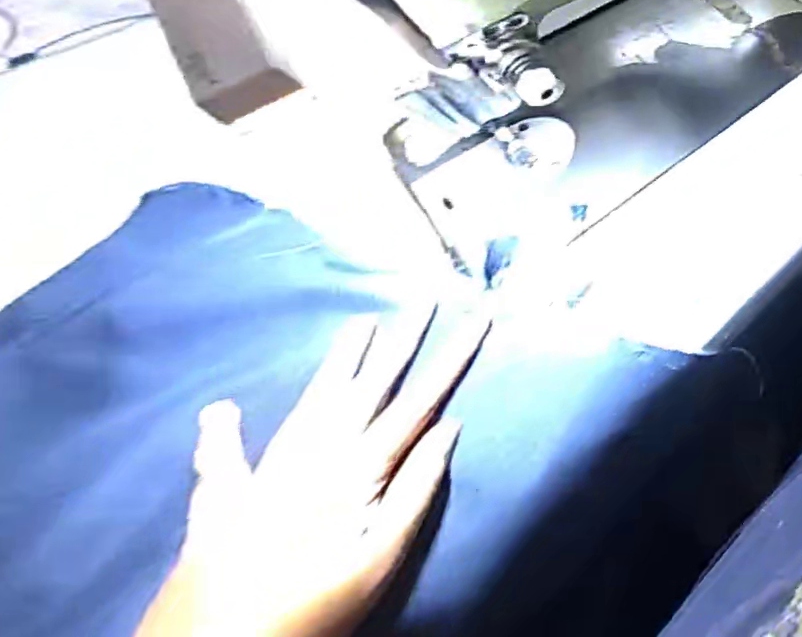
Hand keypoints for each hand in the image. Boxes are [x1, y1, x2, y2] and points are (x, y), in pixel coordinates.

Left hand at [136, 310, 488, 636]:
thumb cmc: (311, 613)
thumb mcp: (380, 559)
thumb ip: (416, 489)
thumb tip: (450, 424)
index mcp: (353, 474)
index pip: (418, 401)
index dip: (453, 356)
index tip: (479, 318)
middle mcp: (308, 464)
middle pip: (365, 391)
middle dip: (400, 343)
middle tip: (424, 300)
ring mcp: (260, 484)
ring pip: (308, 409)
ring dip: (338, 364)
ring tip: (362, 323)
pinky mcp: (217, 513)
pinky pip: (219, 467)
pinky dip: (219, 438)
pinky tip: (220, 411)